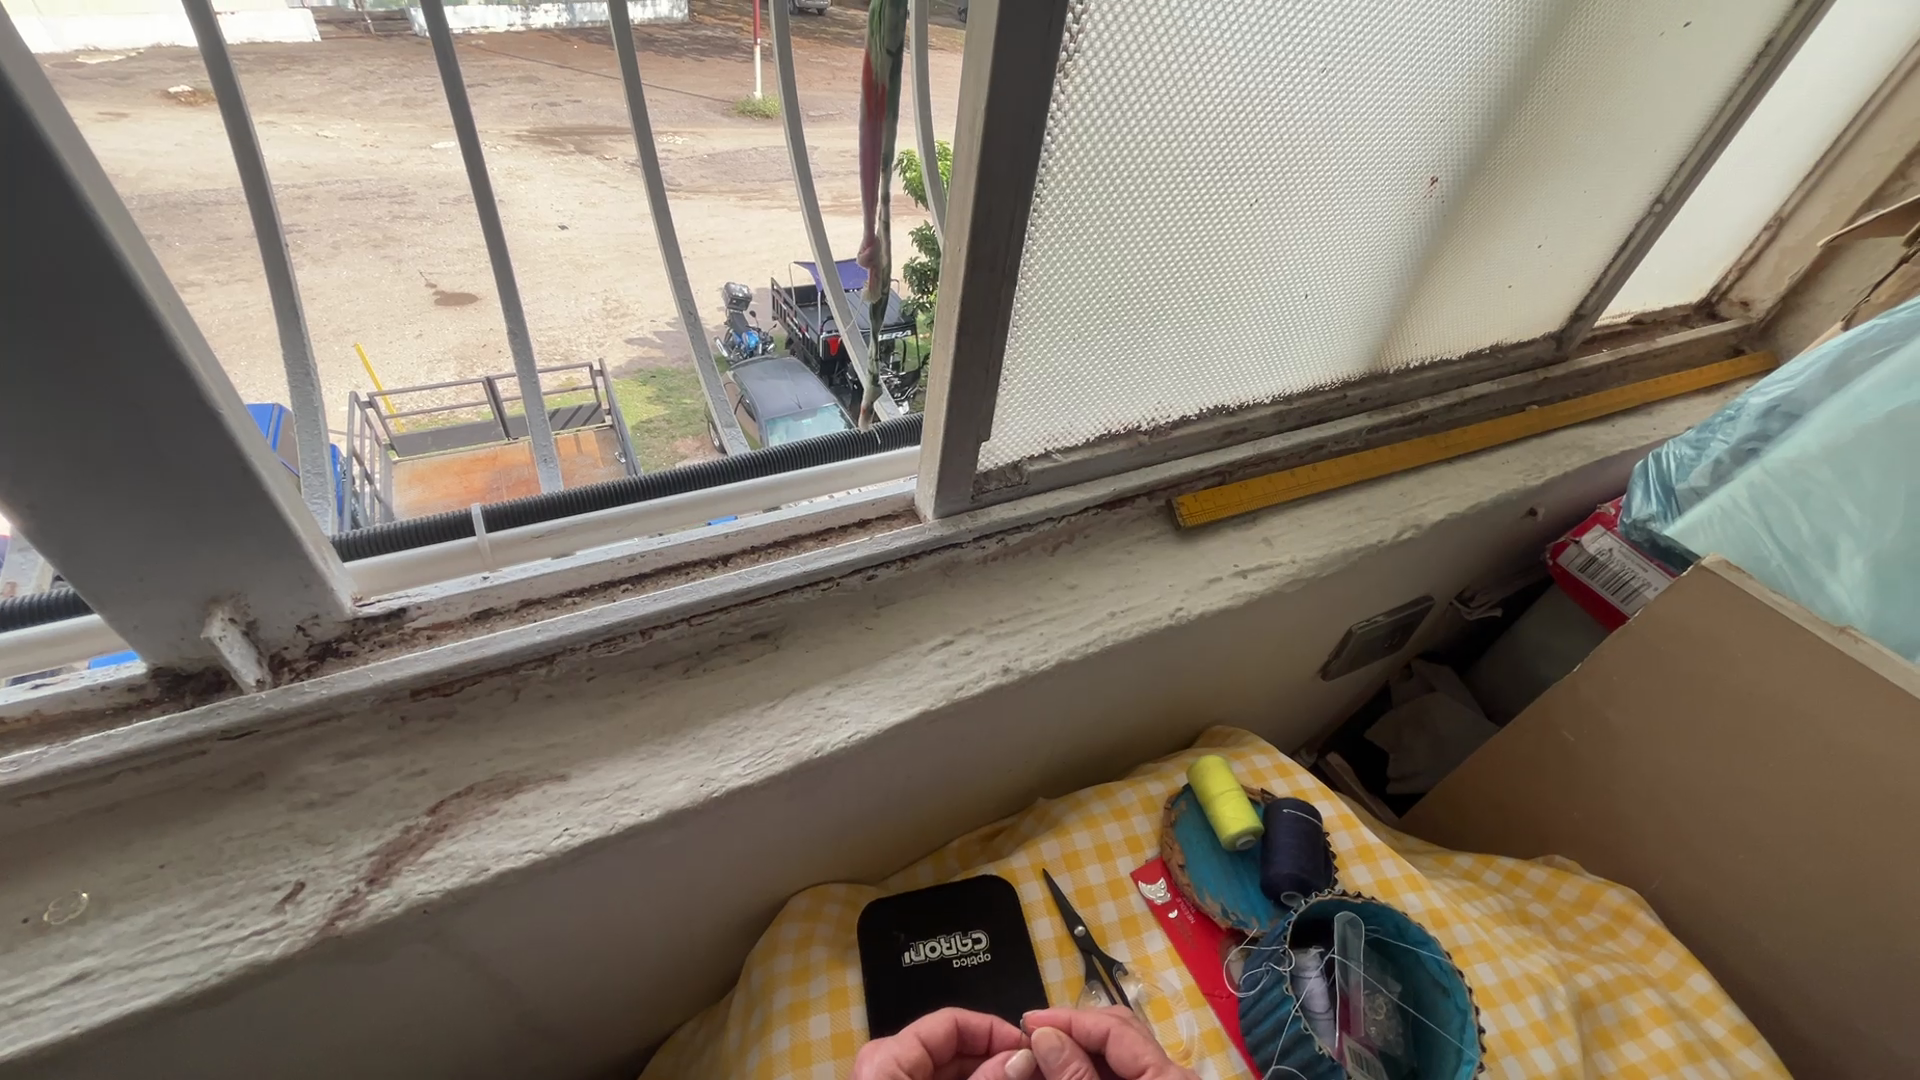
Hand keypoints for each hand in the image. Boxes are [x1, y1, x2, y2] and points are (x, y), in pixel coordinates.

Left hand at [851, 1008, 1027, 1079]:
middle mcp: (887, 1061)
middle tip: (1034, 1068)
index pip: (951, 1021)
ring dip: (988, 1073)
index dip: (993, 1029)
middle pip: (953, 1046)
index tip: (1029, 1046)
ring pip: (951, 1070)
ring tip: (1025, 1078)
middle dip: (995, 1054)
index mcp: (888, 1054)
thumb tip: (1022, 1056)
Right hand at [981, 1007, 1196, 1079]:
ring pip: (1118, 1056)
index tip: (1027, 1022)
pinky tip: (1062, 1077)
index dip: (1069, 1019)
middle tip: (1031, 1037)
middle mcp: (1172, 1078)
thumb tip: (1044, 1035)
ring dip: (1077, 1052)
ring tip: (1040, 1058)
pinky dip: (1090, 1074)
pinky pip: (1122, 1079)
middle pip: (1119, 1034)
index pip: (1114, 1028)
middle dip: (1073, 1031)